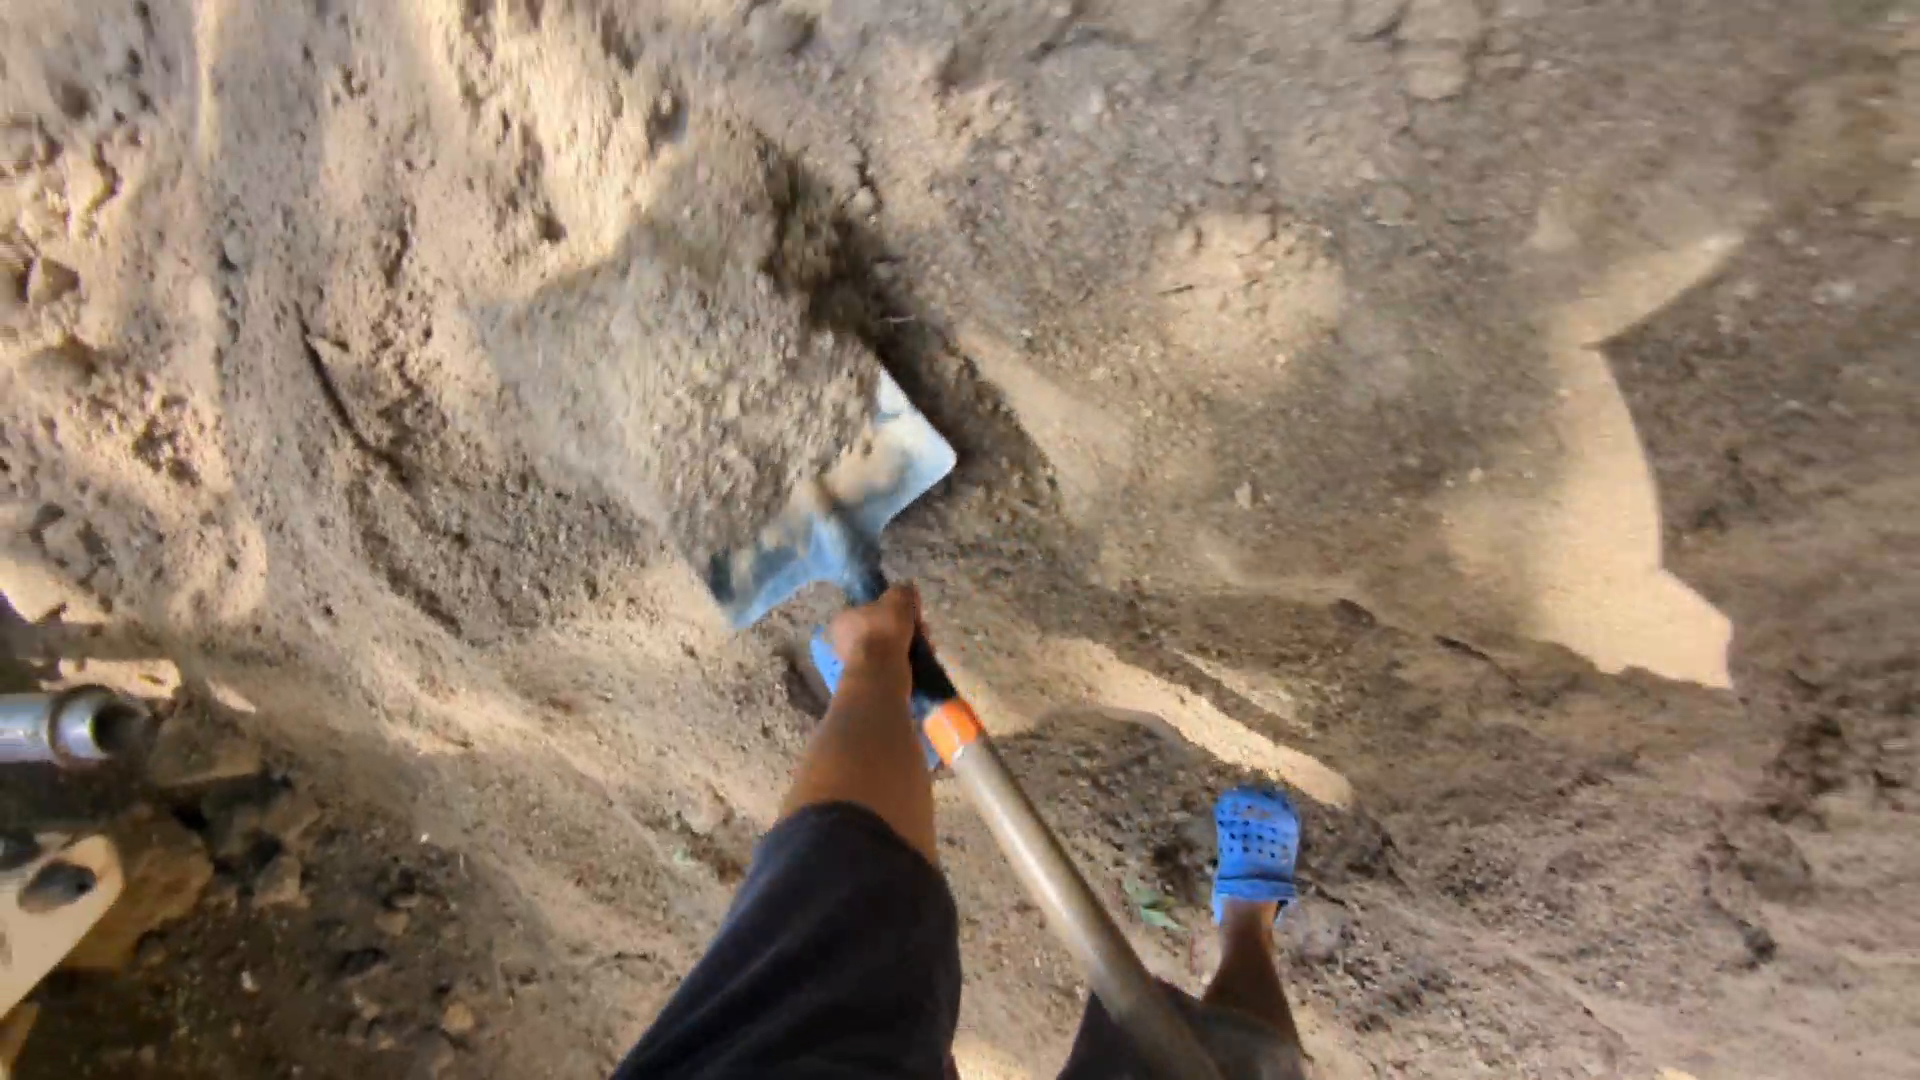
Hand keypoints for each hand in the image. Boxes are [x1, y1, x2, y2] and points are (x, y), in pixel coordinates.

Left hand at [827, 583, 921, 674]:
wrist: (882, 671)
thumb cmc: (884, 629)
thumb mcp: (897, 598)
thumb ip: (903, 590)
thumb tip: (908, 589)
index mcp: (842, 618)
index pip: (868, 607)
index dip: (891, 606)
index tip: (908, 610)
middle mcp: (844, 641)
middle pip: (882, 627)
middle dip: (905, 627)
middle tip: (921, 626)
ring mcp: (857, 662)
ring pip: (890, 646)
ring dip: (910, 643)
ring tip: (925, 643)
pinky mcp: (871, 678)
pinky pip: (893, 662)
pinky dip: (907, 659)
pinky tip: (921, 657)